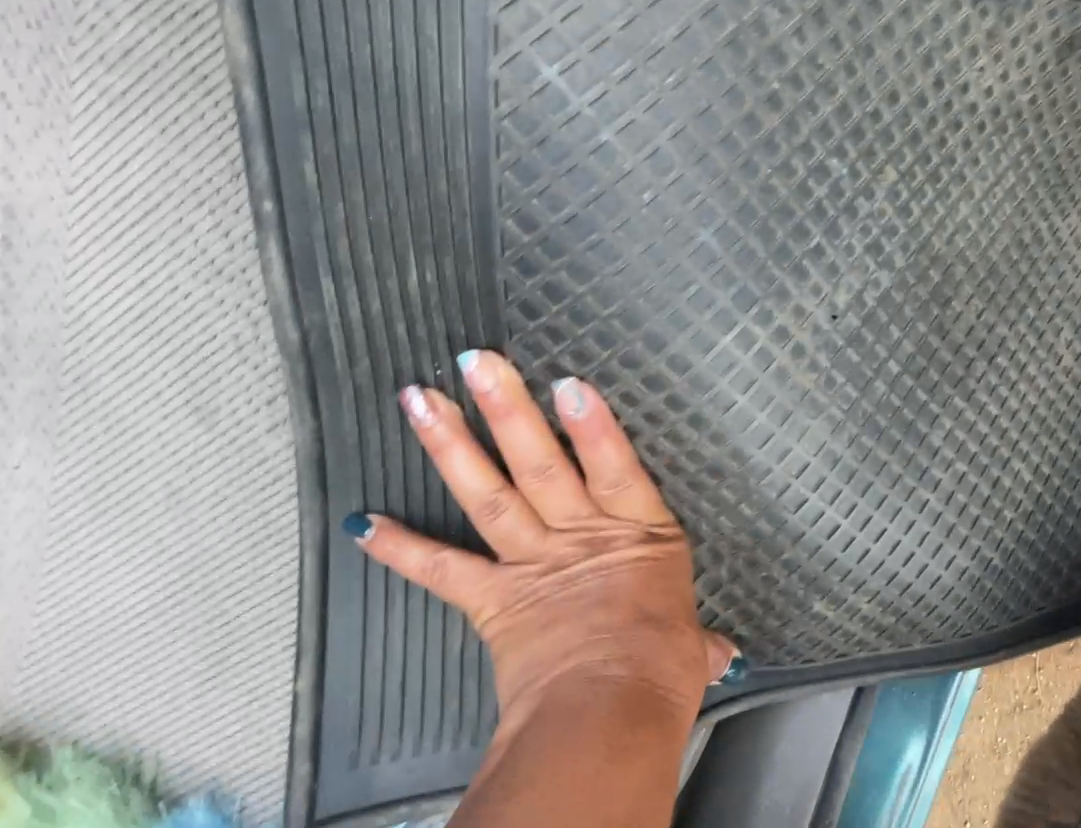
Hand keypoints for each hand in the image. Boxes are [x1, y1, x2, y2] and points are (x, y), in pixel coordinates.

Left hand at [344, 350, 740, 728]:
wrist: (607, 717)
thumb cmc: (660, 671)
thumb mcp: (691, 646)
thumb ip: (698, 639)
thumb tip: (717, 653)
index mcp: (640, 534)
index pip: (614, 466)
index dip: (591, 425)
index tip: (566, 382)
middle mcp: (582, 536)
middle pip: (541, 464)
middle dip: (508, 410)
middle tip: (478, 363)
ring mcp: (532, 563)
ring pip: (490, 494)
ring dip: (453, 446)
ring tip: (421, 400)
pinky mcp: (493, 600)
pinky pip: (442, 570)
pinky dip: (401, 547)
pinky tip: (363, 521)